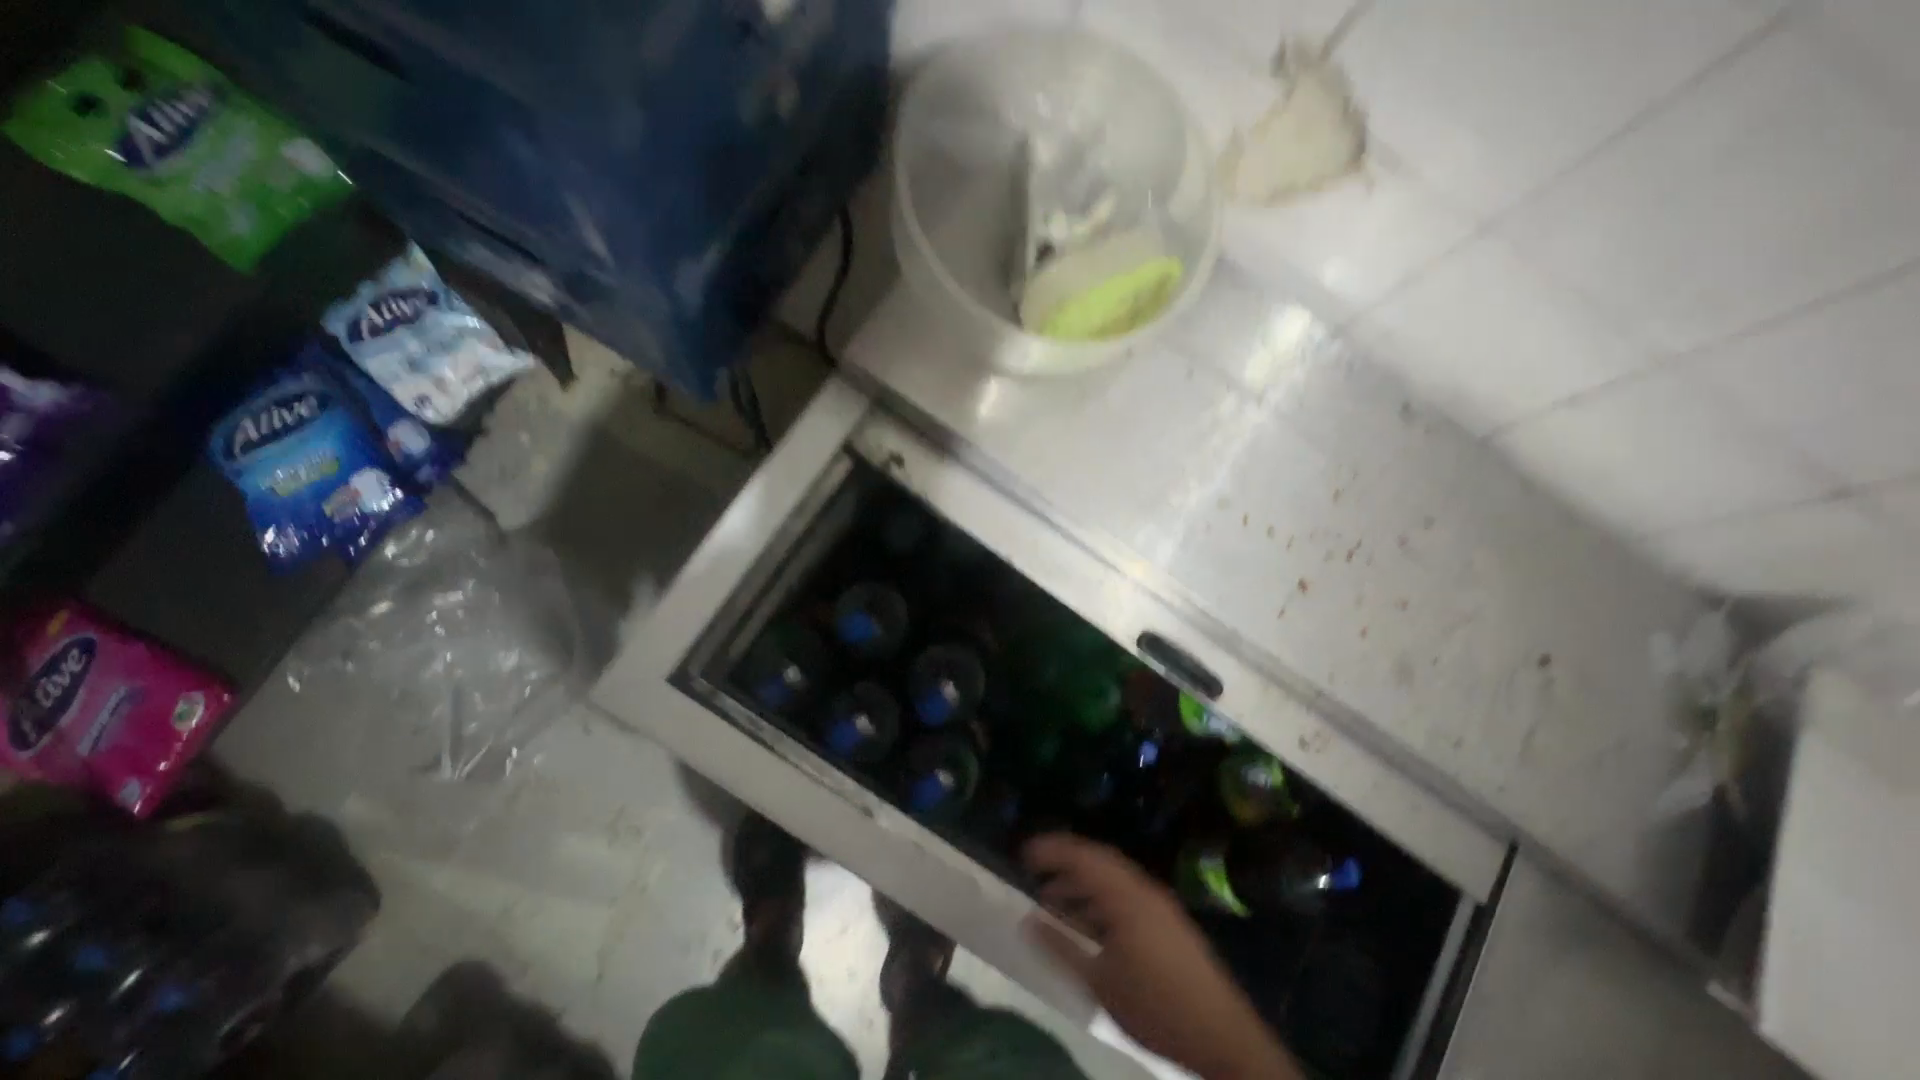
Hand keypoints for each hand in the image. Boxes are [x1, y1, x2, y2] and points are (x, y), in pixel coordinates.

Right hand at [1022, 833, 1302, 1079]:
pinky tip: (1090, 926)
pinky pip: (1129, 898)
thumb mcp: (1097, 980)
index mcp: (1127, 897)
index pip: (1084, 856)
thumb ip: (1060, 946)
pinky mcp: (1171, 926)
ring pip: (1116, 882)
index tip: (1024, 853)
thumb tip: (1027, 919)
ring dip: (1084, 885)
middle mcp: (1146, 892)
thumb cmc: (1153, 1006)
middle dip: (1066, 865)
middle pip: (1101, 863)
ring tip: (1055, 903)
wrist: (1220, 1035)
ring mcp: (1162, 908)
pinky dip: (1103, 901)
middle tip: (1035, 873)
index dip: (1053, 850)